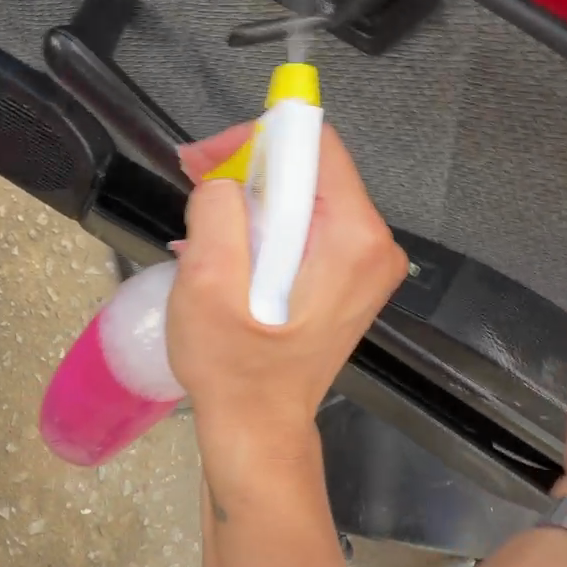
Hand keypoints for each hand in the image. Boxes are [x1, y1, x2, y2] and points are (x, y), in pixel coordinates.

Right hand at [167, 122, 407, 486]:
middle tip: (193, 183)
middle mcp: (372, 244)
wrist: (258, 428)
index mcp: (351, 239)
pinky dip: (262, 225)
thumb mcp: (208, 284)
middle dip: (247, 167)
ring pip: (303, 196)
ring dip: (248, 198)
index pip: (314, 145)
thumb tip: (224, 177)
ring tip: (200, 221)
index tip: (203, 159)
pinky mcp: (345, 278)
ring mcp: (363, 264)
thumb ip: (218, 212)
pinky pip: (304, 226)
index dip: (254, 137)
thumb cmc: (233, 368)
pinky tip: (224, 247)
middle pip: (310, 168)